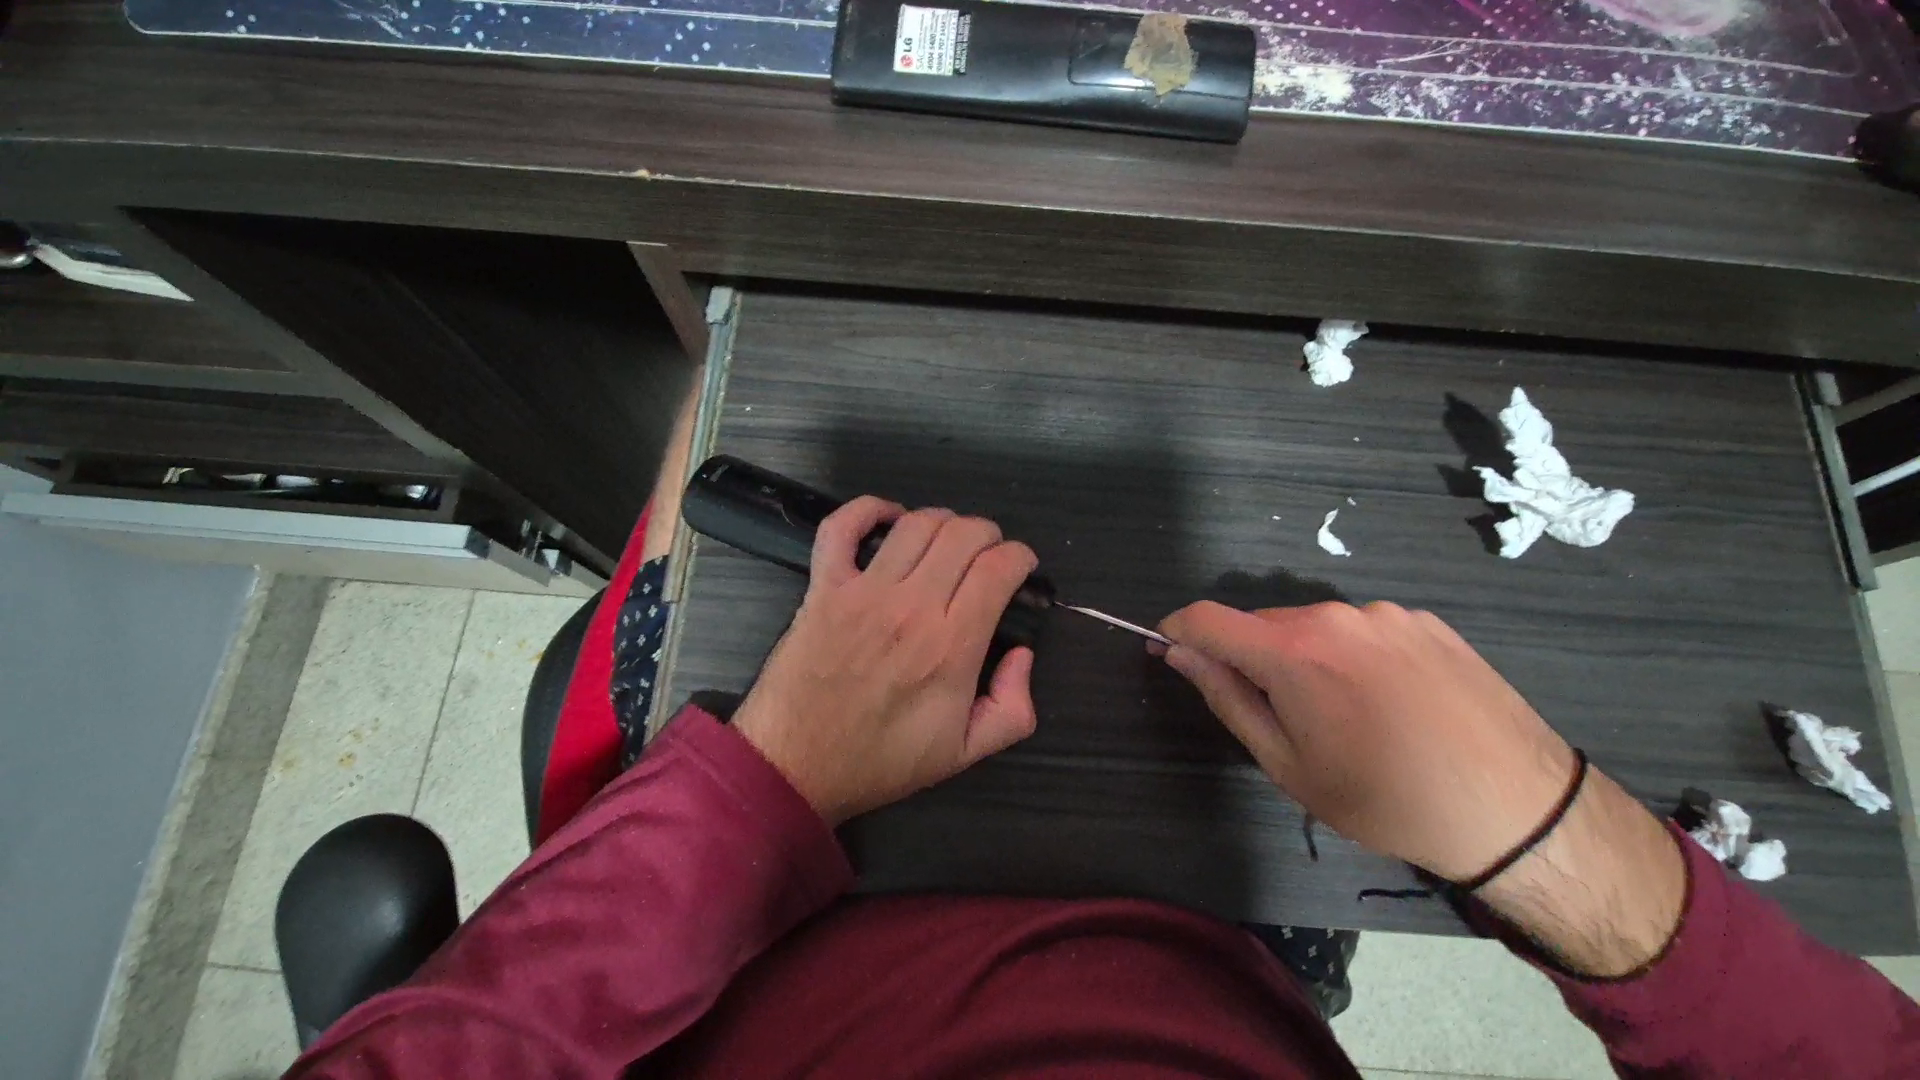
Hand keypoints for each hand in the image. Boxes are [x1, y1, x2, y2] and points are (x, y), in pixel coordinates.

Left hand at [731, 498, 1040, 826]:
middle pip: (963, 534)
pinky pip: (842, 527)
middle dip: (989, 535)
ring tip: (947, 541)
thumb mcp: (964, 754)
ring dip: (942, 520)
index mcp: (952, 646)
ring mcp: (863, 591)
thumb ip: (1013, 709)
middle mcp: (911, 606)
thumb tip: (1022, 655)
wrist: (796, 764)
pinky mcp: (823, 587)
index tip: (1020, 569)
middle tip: (988, 556)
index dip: (1020, 558)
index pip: (998, 568)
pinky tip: (889, 517)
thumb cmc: (880, 760)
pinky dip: (868, 509)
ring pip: (915, 524)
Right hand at [1156, 600, 1683, 974]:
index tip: (1168, 652)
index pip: (1206, 618)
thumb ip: (1228, 699)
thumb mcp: (1288, 764)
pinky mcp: (1428, 621)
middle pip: (1263, 623)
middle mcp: (1336, 614)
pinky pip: (1363, 628)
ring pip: (1314, 625)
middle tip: (1272, 713)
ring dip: (1303, 657)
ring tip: (1340, 715)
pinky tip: (1386, 702)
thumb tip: (1181, 656)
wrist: (1517, 809)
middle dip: (1247, 656)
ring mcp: (1388, 613)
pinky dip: (1350, 654)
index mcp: (1294, 650)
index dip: (1177, 631)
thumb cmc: (1385, 799)